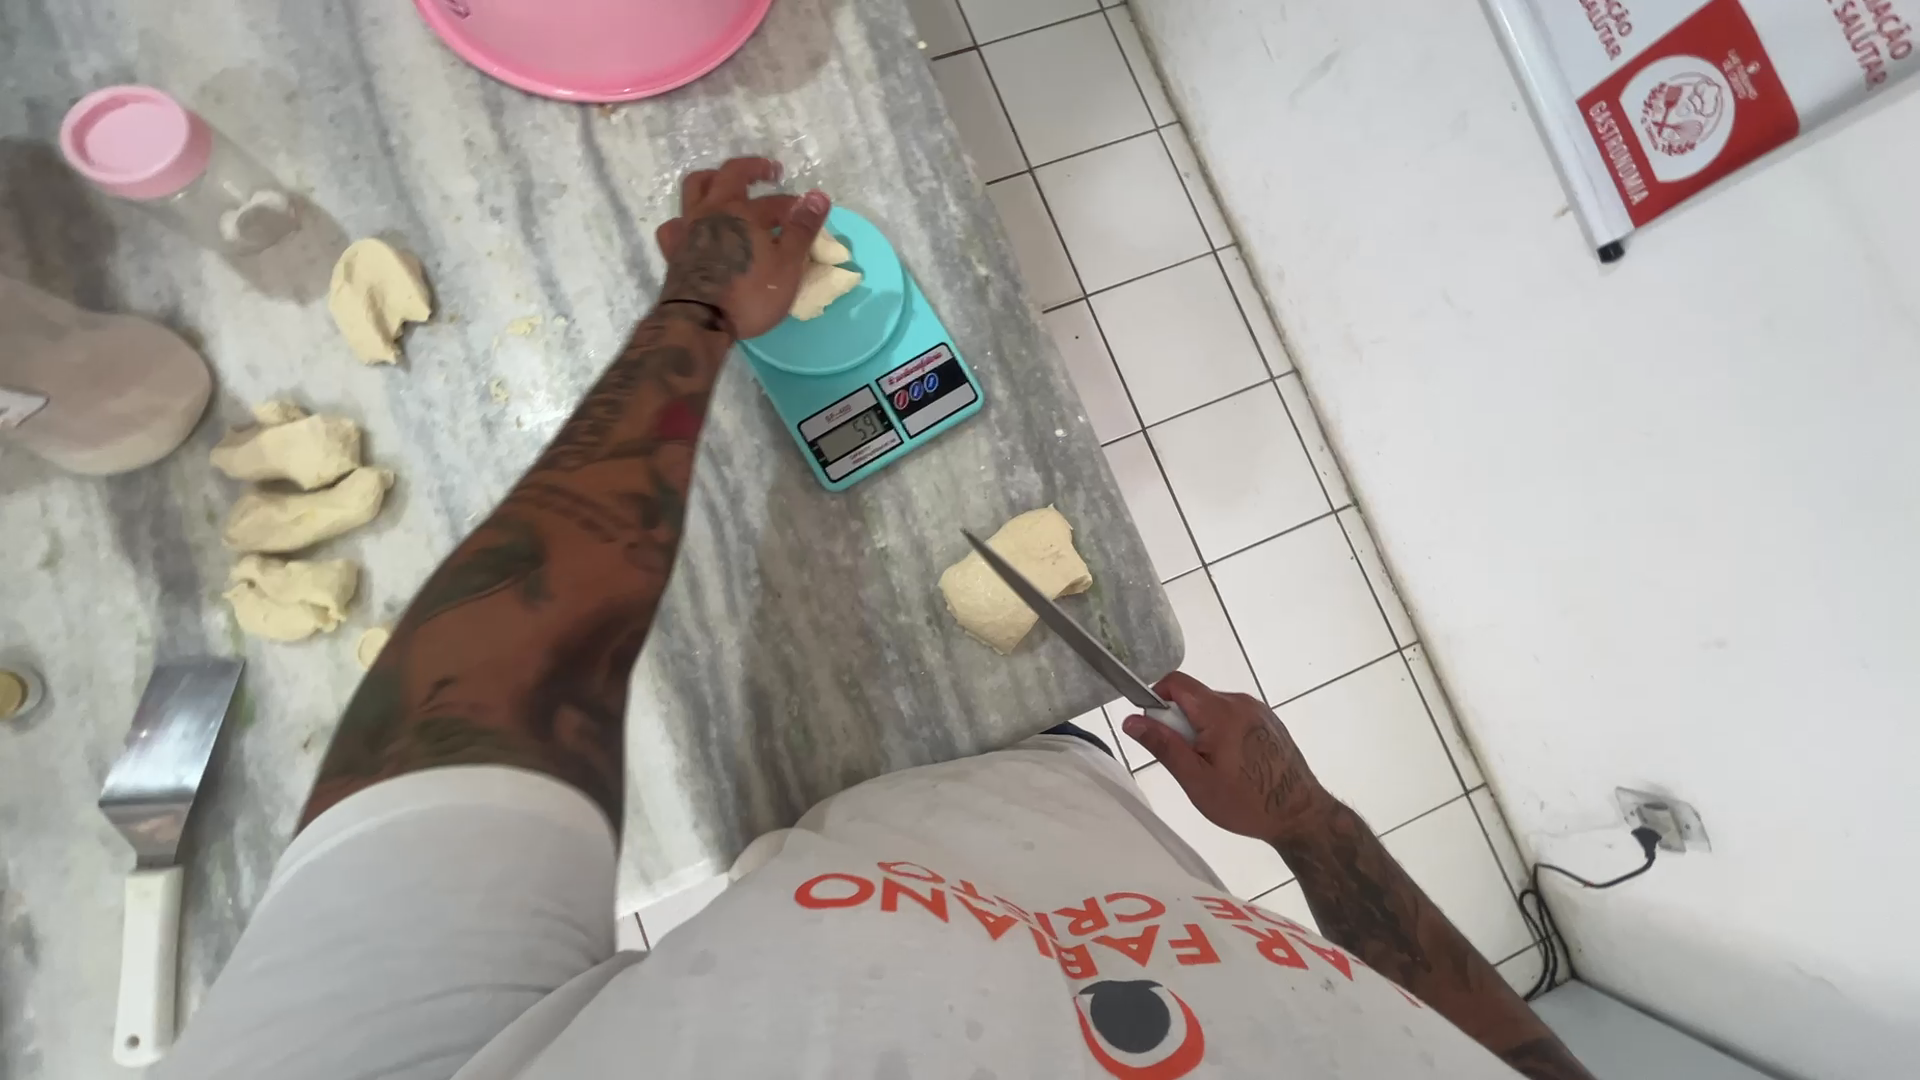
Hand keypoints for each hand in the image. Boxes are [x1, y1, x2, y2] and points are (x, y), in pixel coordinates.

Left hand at [655, 157, 830, 337]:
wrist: (700, 320)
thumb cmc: (750, 294)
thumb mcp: (787, 265)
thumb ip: (802, 229)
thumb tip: (819, 196)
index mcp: (745, 212)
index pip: (776, 202)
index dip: (795, 207)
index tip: (807, 215)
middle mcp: (714, 210)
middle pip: (731, 176)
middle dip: (753, 169)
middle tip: (769, 172)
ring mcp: (689, 227)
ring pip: (696, 188)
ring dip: (713, 181)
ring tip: (725, 186)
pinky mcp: (673, 249)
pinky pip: (675, 224)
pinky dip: (686, 220)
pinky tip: (693, 227)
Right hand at [1122, 672, 1335, 848]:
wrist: (1301, 817)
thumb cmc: (1245, 802)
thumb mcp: (1195, 779)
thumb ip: (1163, 745)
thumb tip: (1131, 720)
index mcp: (1219, 711)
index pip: (1175, 682)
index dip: (1157, 699)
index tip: (1158, 730)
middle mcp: (1239, 701)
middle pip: (1193, 696)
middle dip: (1180, 721)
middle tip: (1188, 759)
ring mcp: (1257, 709)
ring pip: (1212, 706)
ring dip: (1202, 727)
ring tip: (1212, 765)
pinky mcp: (1269, 720)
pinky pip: (1232, 714)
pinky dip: (1222, 730)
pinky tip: (1233, 762)